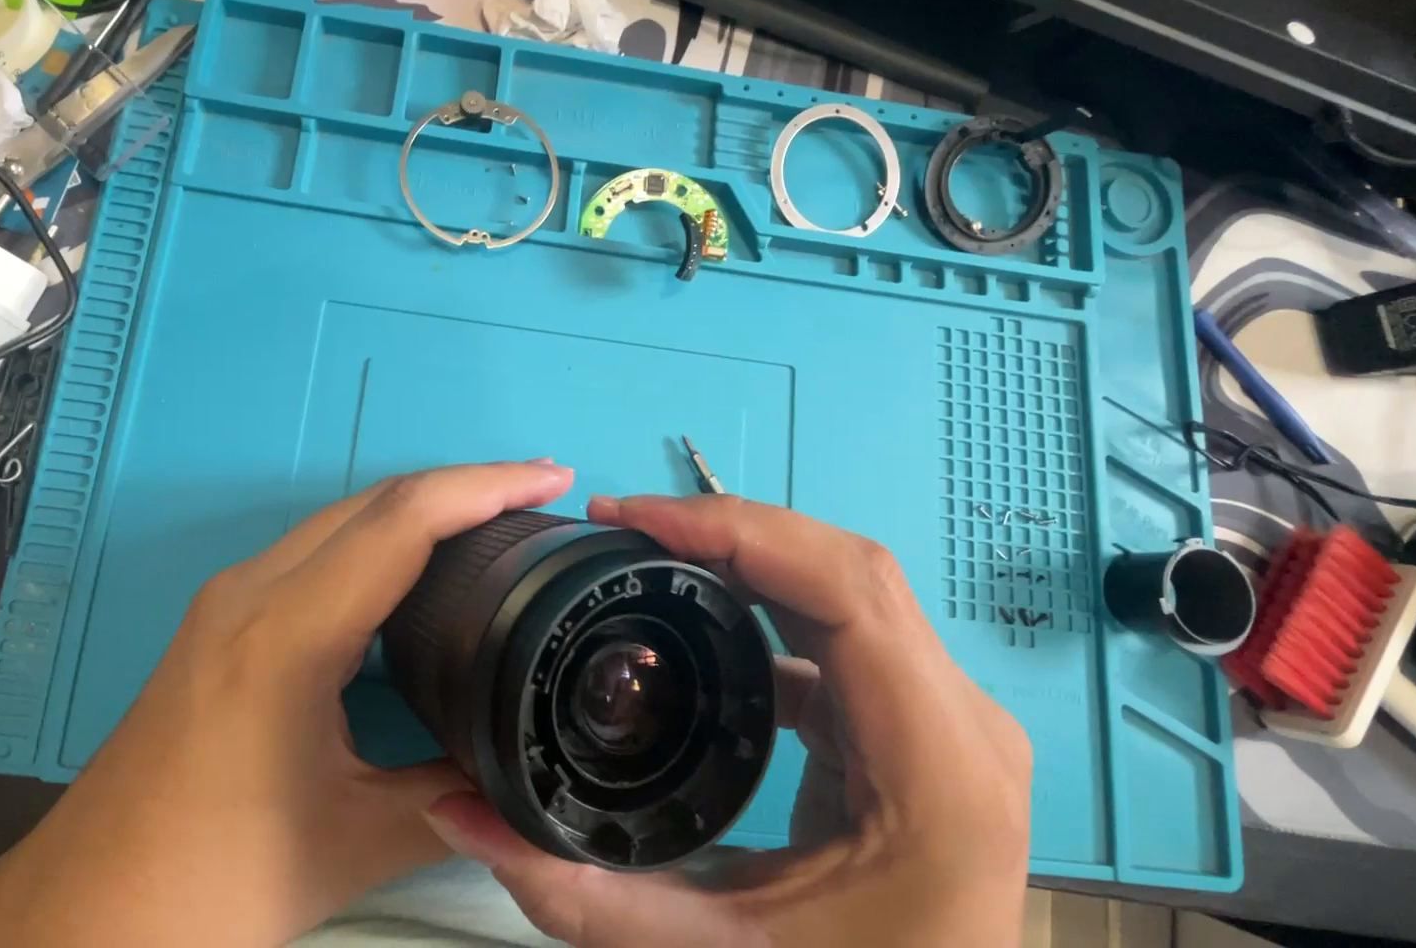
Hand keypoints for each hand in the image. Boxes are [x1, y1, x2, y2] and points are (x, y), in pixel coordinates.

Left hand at [0, 460, 576, 947]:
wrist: (82, 912)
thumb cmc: (214, 881)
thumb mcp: (354, 843)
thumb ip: (455, 797)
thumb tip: (521, 765)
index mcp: (288, 632)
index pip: (403, 523)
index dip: (486, 488)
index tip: (552, 478)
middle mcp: (253, 590)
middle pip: (375, 503)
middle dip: (463, 486)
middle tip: (539, 498)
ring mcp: (230, 599)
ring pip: (344, 520)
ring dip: (421, 509)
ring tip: (495, 523)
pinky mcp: (222, 619)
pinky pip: (319, 551)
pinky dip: (383, 541)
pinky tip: (420, 570)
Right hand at [422, 493, 1032, 947]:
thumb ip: (579, 895)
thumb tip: (458, 807)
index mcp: (937, 765)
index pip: (846, 588)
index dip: (738, 529)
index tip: (634, 520)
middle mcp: (957, 720)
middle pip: (843, 568)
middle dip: (727, 526)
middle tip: (624, 522)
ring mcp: (943, 714)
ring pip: (840, 585)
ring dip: (744, 551)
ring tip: (648, 546)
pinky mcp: (912, 720)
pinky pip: (835, 628)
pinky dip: (762, 598)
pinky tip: (697, 604)